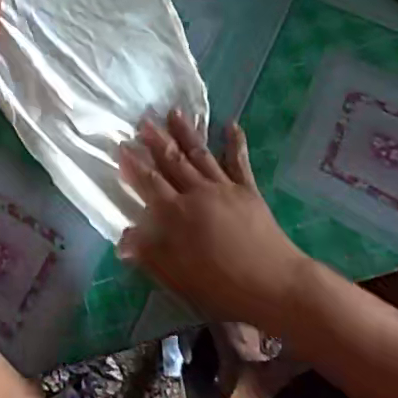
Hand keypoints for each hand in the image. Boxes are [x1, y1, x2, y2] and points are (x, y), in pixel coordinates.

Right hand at [119, 113, 309, 325]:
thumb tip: (121, 239)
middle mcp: (197, 193)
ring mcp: (224, 188)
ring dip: (186, 133)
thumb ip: (149, 254)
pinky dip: (235, 143)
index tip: (121, 145)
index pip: (150, 183)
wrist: (275, 285)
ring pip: (199, 155)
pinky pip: (238, 162)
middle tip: (143, 119)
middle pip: (172, 161)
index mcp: (177, 214)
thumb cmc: (222, 285)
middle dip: (156, 140)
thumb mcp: (178, 276)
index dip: (134, 164)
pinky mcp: (247, 191)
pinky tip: (232, 125)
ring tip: (174, 112)